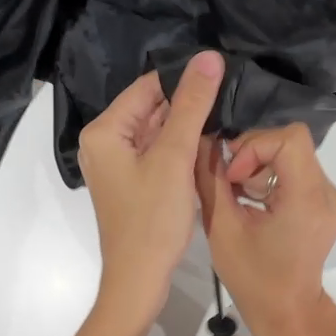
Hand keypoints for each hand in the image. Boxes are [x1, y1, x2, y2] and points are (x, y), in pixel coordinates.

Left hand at [79, 51, 225, 323]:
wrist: (139, 278)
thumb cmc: (152, 219)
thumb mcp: (174, 157)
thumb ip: (192, 105)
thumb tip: (208, 57)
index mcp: (104, 131)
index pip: (148, 87)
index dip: (185, 81)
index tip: (223, 78)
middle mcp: (103, 143)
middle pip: (151, 108)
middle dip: (188, 106)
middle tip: (231, 100)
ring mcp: (116, 166)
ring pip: (156, 132)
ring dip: (187, 129)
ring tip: (226, 122)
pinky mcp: (131, 184)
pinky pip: (156, 154)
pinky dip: (180, 151)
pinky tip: (209, 150)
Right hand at [194, 123, 335, 335]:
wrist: (287, 313)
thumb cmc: (253, 278)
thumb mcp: (222, 229)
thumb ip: (211, 181)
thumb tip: (202, 144)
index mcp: (308, 198)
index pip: (289, 139)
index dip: (254, 146)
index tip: (233, 175)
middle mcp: (328, 193)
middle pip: (290, 145)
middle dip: (253, 157)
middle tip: (229, 185)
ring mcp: (331, 199)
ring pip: (291, 158)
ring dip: (259, 170)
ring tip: (239, 199)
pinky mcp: (325, 205)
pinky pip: (296, 174)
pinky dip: (269, 181)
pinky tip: (253, 206)